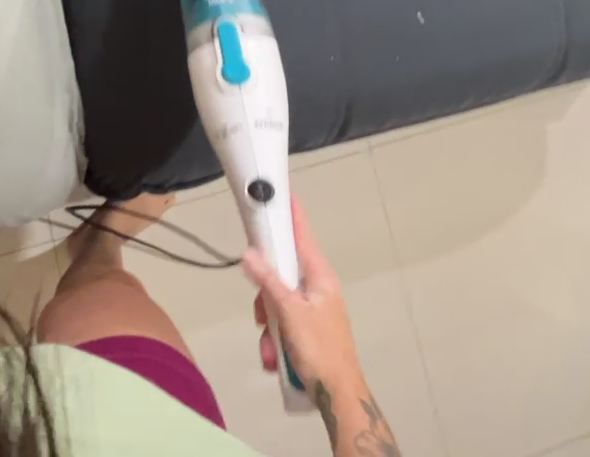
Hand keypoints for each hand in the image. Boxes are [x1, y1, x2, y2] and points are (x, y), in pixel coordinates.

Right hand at [241, 198, 363, 391]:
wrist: (340, 396)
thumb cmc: (320, 348)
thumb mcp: (290, 313)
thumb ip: (268, 282)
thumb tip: (249, 253)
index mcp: (320, 276)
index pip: (302, 235)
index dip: (291, 214)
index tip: (281, 193)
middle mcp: (317, 287)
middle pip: (281, 273)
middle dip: (265, 296)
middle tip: (261, 312)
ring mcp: (313, 309)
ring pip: (278, 301)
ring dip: (269, 325)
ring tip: (271, 349)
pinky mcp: (308, 330)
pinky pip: (283, 323)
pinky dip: (275, 339)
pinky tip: (275, 359)